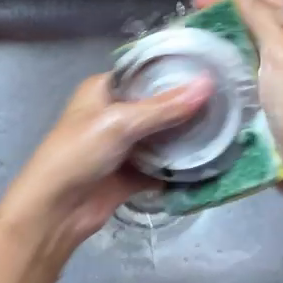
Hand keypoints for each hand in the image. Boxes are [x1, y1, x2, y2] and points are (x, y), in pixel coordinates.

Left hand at [0, 72, 210, 282]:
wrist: (55, 211)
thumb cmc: (78, 154)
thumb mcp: (120, 123)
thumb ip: (165, 107)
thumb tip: (208, 83)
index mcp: (103, 90)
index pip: (143, 73)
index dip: (173, 72)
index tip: (211, 71)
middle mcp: (113, 114)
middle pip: (157, 107)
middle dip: (186, 108)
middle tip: (227, 103)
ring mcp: (122, 147)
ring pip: (161, 138)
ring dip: (185, 139)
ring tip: (225, 130)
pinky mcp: (130, 176)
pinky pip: (160, 168)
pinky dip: (179, 168)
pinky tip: (208, 163)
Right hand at [191, 0, 282, 239]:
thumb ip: (262, 19)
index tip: (195, 1)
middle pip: (258, 18)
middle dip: (224, 15)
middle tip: (191, 24)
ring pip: (251, 46)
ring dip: (224, 42)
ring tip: (194, 47)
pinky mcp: (275, 99)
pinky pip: (247, 73)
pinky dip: (227, 68)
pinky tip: (208, 76)